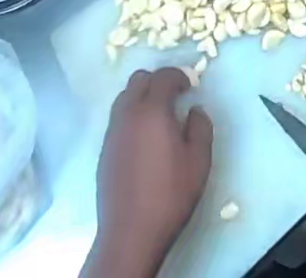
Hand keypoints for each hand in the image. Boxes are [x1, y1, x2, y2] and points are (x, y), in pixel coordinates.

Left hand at [82, 67, 213, 277]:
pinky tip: (144, 136)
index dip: (178, 75)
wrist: (130, 230)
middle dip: (158, 80)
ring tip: (159, 115)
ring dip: (142, 95)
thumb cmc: (169, 194)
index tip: (190, 85)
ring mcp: (113, 128)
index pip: (163, 76)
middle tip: (175, 96)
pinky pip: (118, 115)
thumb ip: (201, 127)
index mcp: (152, 109)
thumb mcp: (199, 162)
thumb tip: (195, 109)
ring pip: (125, 95)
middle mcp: (128, 111)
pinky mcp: (105, 146)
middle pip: (139, 79)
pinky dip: (132, 113)